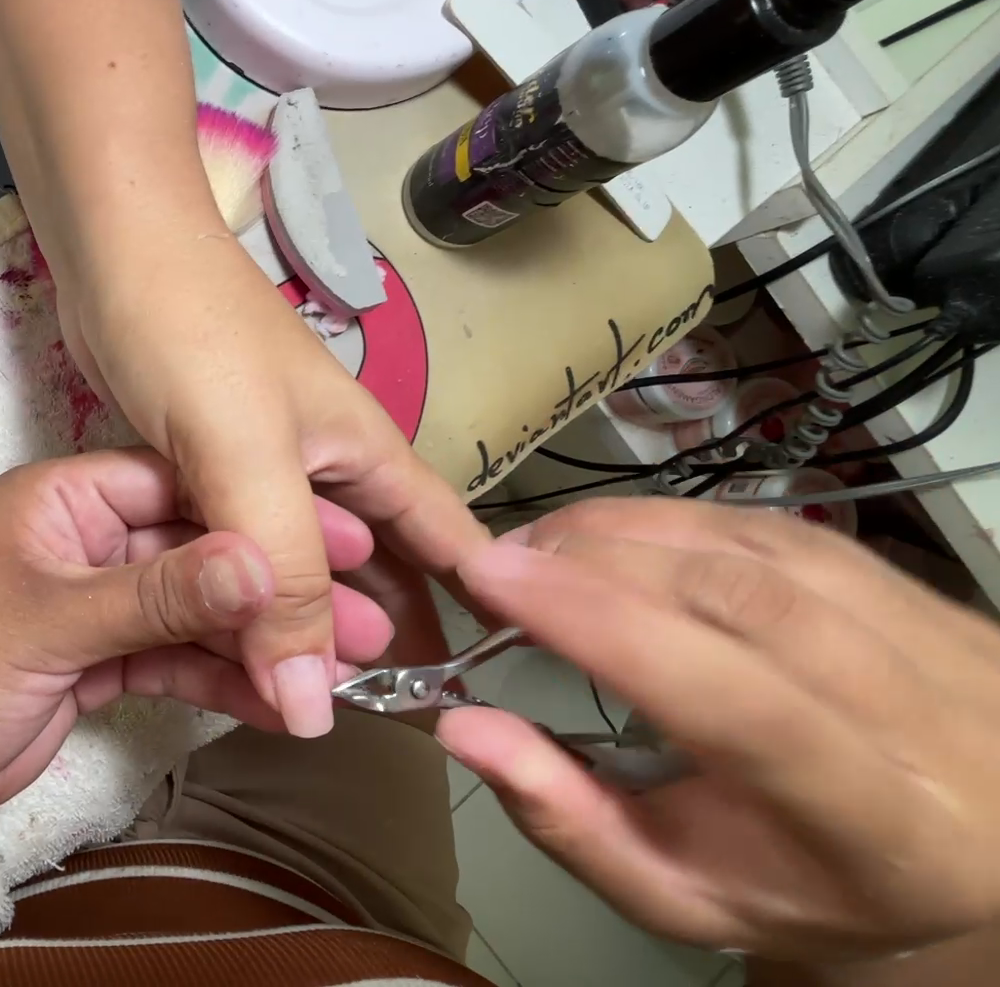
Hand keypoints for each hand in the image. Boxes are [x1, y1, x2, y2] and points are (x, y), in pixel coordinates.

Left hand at [0, 448, 397, 854]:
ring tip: (341, 674)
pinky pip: (163, 662)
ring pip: (185, 616)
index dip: (258, 515)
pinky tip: (271, 701)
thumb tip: (268, 562)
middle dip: (271, 593)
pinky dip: (212, 680)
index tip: (345, 543)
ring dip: (253, 644)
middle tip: (365, 625)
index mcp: (61, 499)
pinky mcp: (87, 663)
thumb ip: (161, 593)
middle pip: (192, 556)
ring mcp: (86, 606)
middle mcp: (80, 542)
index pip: (178, 487)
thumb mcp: (54, 620)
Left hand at [53, 238, 487, 737]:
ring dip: (294, 624)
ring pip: (290, 563)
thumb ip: (286, 573)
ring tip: (294, 698)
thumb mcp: (248, 457)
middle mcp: (317, 466)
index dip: (474, 615)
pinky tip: (224, 638)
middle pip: (365, 565)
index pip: (445, 544)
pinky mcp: (199, 469)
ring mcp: (254, 468)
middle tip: (363, 714)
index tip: (480, 693)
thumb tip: (314, 704)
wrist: (111, 260)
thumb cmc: (193, 340)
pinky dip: (235, 594)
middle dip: (367, 635)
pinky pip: (232, 547)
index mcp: (361, 455)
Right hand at [440, 497, 999, 960]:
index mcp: (883, 833)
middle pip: (749, 602)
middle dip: (596, 564)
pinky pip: (779, 529)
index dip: (601, 625)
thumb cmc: (776, 886)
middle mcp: (945, 728)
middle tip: (494, 559)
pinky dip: (670, 520)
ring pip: (762, 547)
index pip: (739, 704)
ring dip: (624, 532)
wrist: (937, 866)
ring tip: (536, 546)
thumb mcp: (661, 890)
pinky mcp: (928, 595)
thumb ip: (560, 815)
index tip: (489, 577)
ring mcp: (953, 646)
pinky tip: (606, 536)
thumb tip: (459, 725)